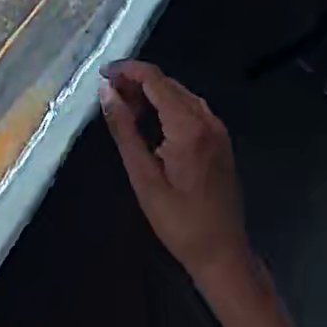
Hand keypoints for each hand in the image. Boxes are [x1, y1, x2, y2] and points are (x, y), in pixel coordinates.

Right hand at [101, 61, 305, 326]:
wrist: (223, 256)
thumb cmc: (179, 220)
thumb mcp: (142, 175)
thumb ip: (124, 128)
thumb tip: (106, 91)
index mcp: (188, 126)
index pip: (155, 78)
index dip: (126, 70)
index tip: (103, 75)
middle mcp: (207, 120)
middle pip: (167, 82)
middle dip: (136, 81)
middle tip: (110, 95)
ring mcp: (218, 129)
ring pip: (179, 92)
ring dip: (151, 92)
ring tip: (125, 107)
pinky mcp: (220, 140)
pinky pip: (190, 107)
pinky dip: (167, 104)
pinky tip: (151, 121)